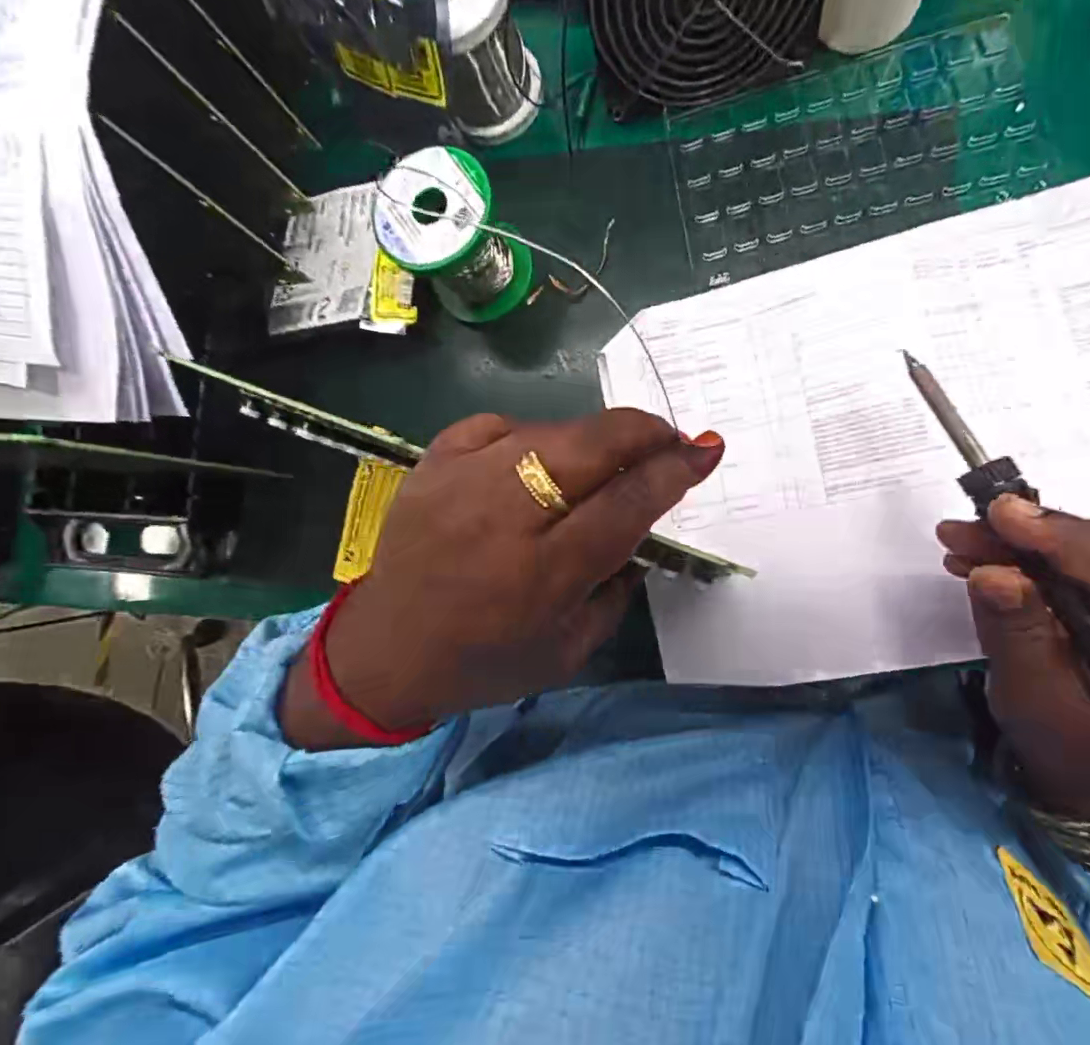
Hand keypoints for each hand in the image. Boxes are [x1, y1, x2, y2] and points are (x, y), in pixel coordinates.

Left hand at [280, 410, 724, 749]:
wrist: (386, 650)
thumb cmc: (483, 663)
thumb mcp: (567, 651)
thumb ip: (616, 590)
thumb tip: (644, 528)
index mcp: (542, 576)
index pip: (625, 504)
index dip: (673, 471)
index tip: (703, 452)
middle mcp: (502, 519)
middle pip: (590, 447)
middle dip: (644, 433)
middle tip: (667, 441)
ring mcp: (461, 481)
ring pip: (549, 430)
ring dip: (592, 437)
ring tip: (605, 459)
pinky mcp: (431, 463)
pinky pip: (497, 426)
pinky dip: (529, 437)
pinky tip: (535, 459)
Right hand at [936, 495, 1089, 820]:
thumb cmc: (1067, 750)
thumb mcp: (1031, 696)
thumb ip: (1016, 631)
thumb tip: (993, 573)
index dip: (1062, 536)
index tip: (1001, 513)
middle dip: (1035, 535)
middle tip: (966, 528)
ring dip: (1032, 545)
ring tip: (967, 542)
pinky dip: (1047, 561)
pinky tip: (998, 561)